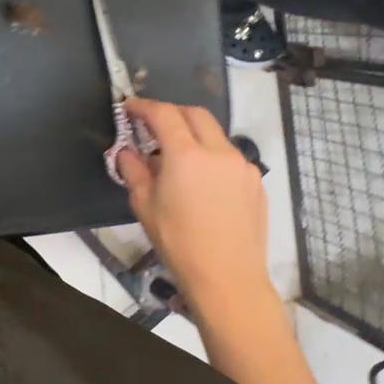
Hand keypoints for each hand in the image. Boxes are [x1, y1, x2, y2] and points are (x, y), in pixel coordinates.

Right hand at [116, 98, 270, 317]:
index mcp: (186, 154)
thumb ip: (133, 170)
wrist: (228, 278)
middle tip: (152, 124)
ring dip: (193, 135)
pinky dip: (210, 156)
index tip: (128, 107)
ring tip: (175, 157)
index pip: (163, 113)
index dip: (143, 106)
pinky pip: (229, 157)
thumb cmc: (178, 241)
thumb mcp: (143, 204)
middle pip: (194, 114)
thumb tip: (127, 152)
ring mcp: (242, 166)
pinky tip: (199, 181)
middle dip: (171, 112)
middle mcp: (219, 152)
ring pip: (215, 135)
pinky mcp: (256, 183)